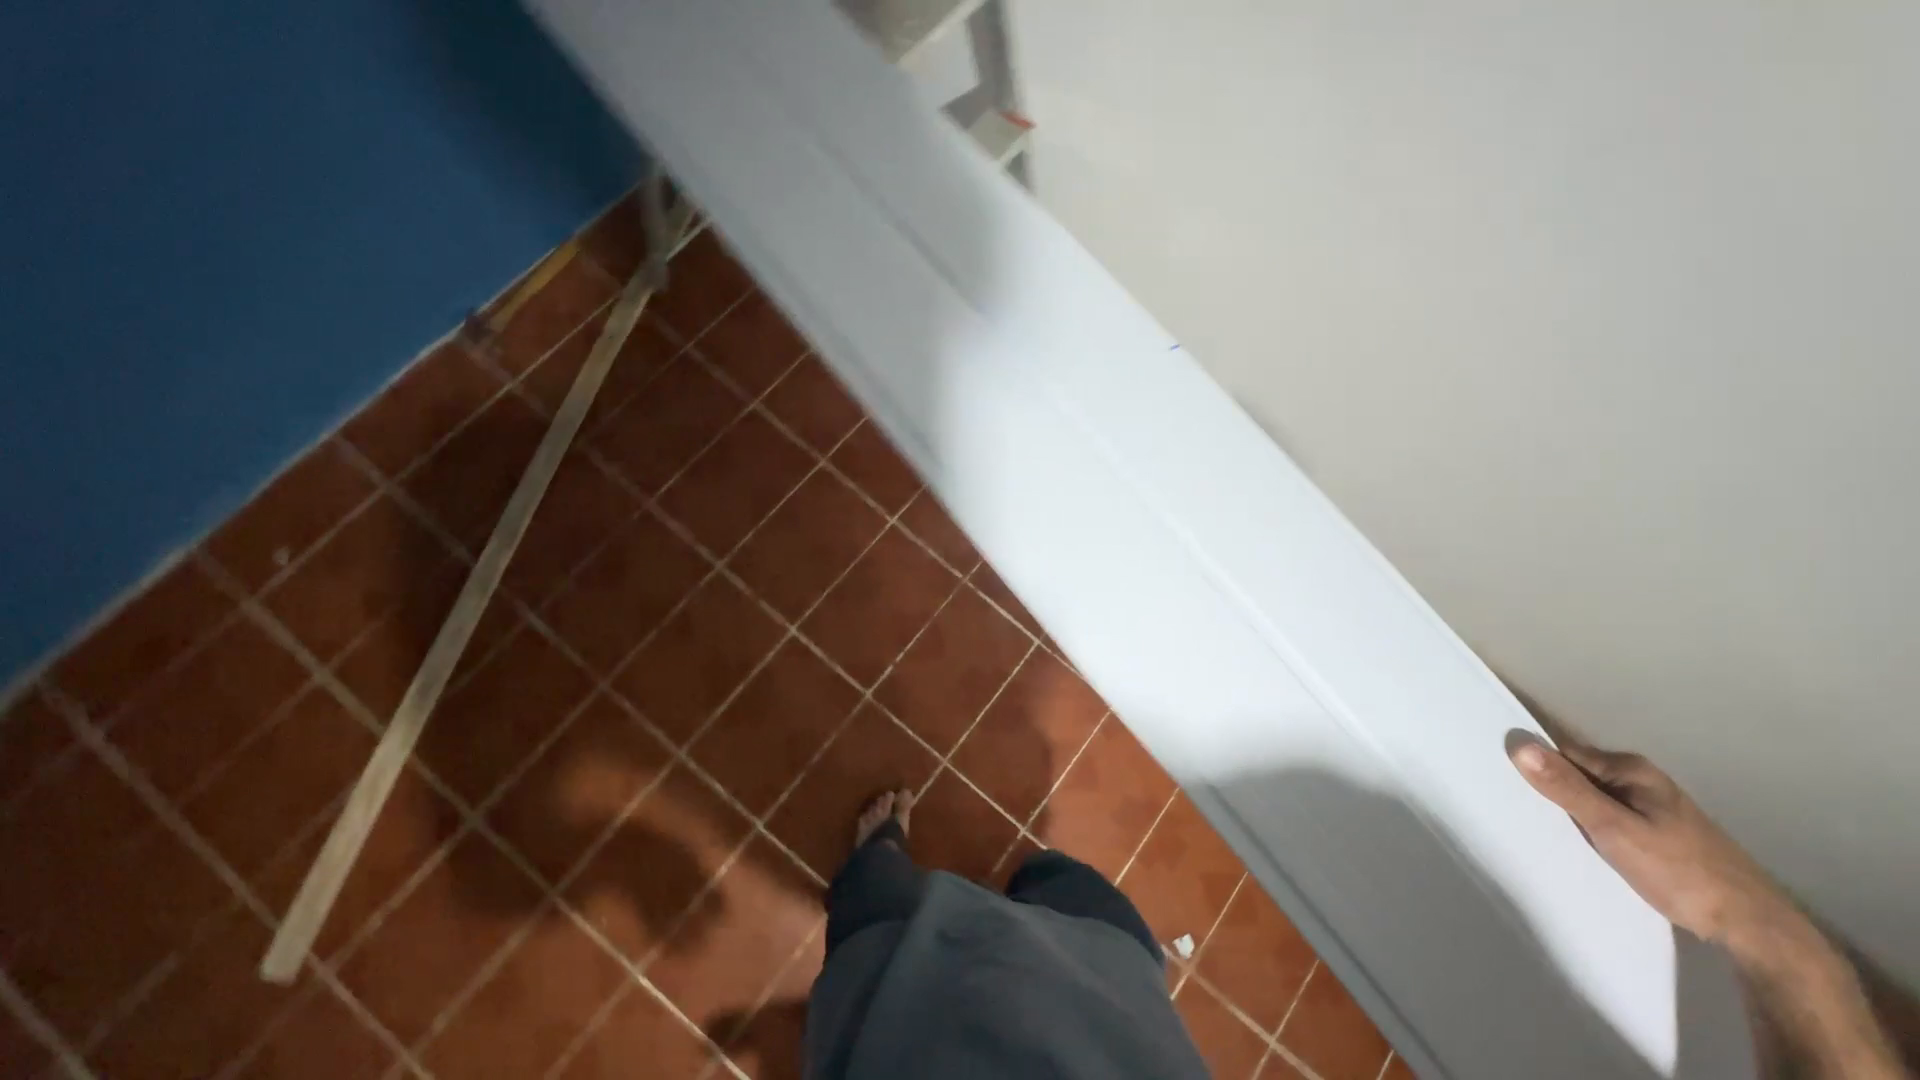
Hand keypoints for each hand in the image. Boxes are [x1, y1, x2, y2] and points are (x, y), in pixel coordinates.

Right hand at [1508, 739, 1796, 952]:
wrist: (1751, 925)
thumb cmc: (1680, 872)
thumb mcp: (1615, 829)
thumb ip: (1567, 789)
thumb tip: (1519, 744)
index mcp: (1631, 770)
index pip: (1564, 752)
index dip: (1533, 762)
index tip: (1499, 775)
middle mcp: (1640, 781)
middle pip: (1577, 774)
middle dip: (1548, 786)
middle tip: (1510, 804)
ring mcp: (1650, 808)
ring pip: (1591, 798)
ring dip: (1567, 808)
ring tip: (1534, 824)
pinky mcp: (1655, 834)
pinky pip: (1606, 817)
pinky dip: (1586, 824)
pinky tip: (1575, 843)